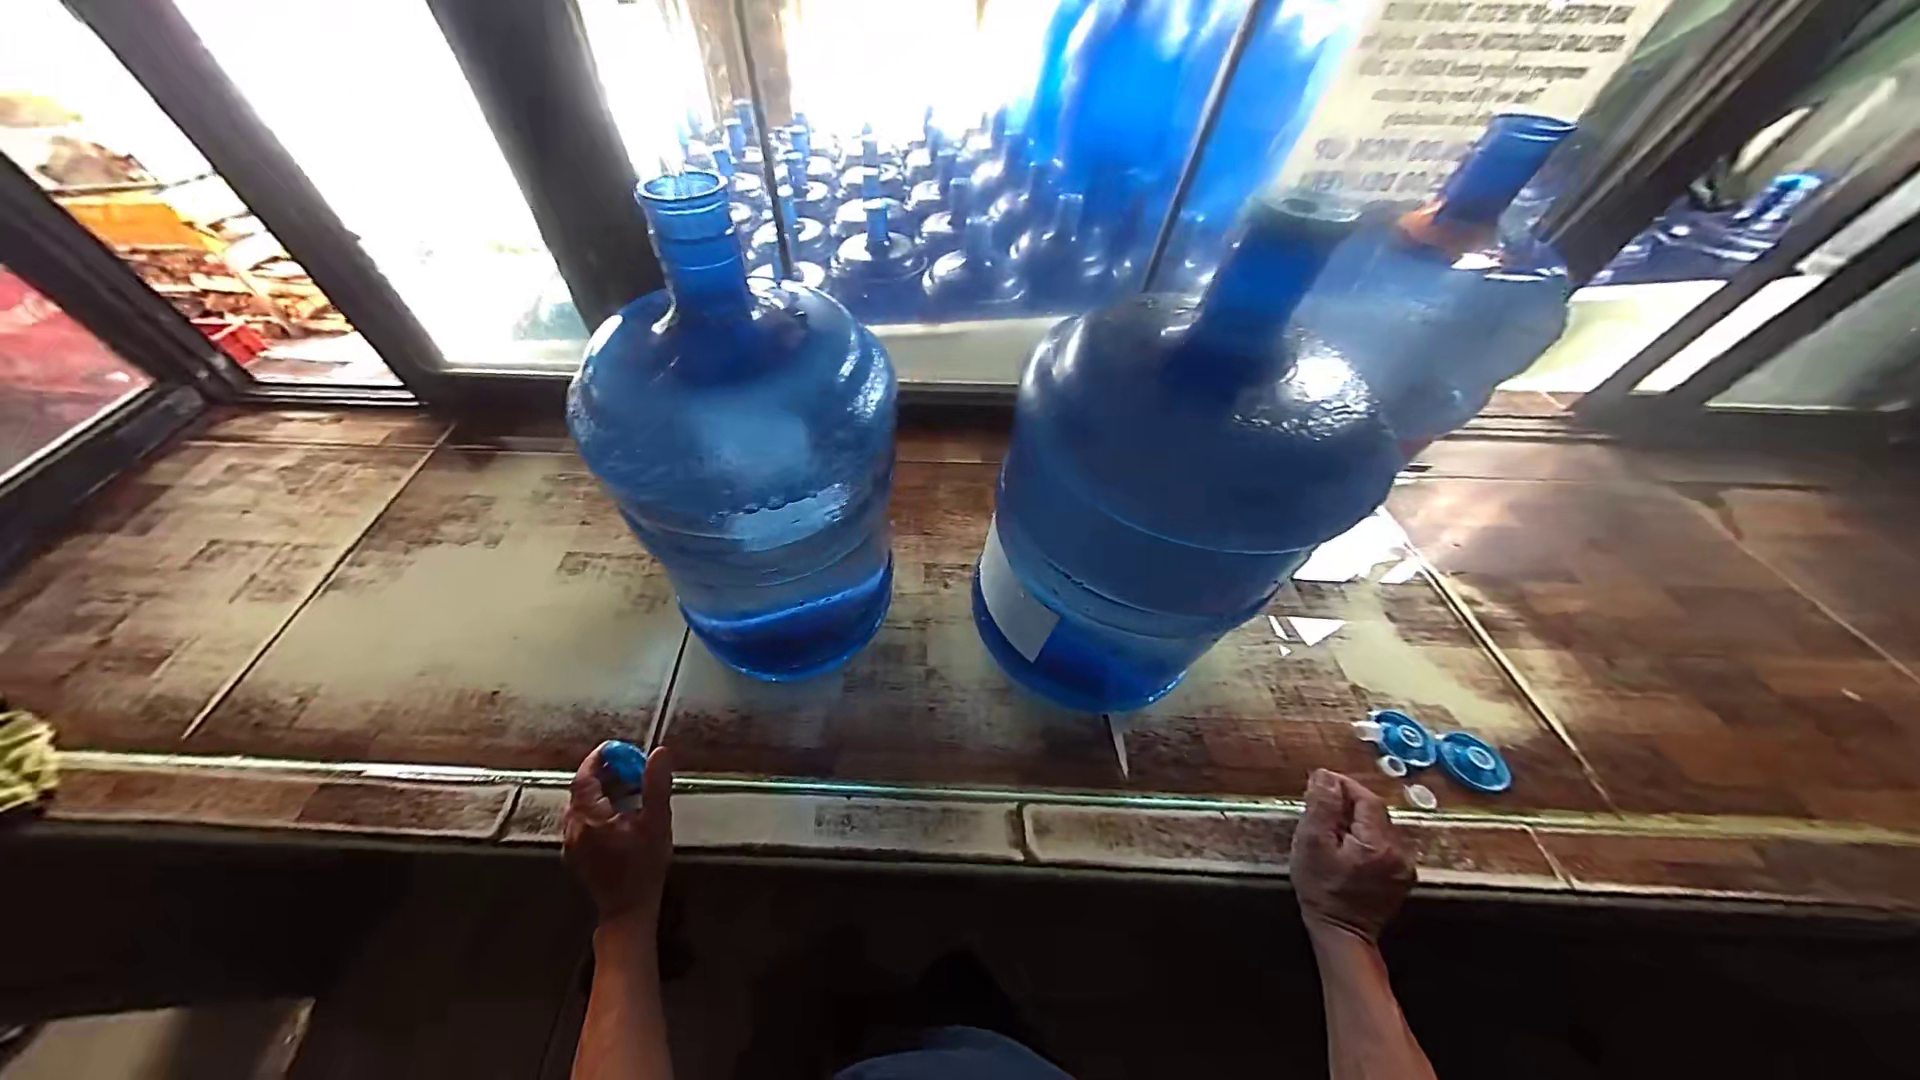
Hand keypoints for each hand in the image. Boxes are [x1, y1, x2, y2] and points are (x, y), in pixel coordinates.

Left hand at [564, 742, 673, 925]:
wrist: (628, 910)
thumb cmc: (644, 865)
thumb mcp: (657, 821)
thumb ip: (656, 784)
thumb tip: (659, 752)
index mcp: (589, 818)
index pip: (585, 778)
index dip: (599, 758)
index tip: (616, 747)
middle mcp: (573, 829)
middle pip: (581, 790)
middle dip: (604, 772)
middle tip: (630, 763)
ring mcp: (572, 843)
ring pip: (582, 805)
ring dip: (603, 789)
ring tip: (630, 783)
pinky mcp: (577, 853)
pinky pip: (583, 819)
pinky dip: (600, 806)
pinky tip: (622, 809)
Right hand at [1290, 769, 1414, 943]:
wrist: (1341, 933)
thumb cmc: (1321, 887)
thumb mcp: (1312, 842)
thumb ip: (1322, 806)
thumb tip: (1326, 776)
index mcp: (1379, 844)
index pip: (1367, 799)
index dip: (1344, 786)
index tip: (1320, 781)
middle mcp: (1400, 854)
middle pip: (1374, 813)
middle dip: (1347, 802)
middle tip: (1319, 802)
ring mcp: (1403, 868)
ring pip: (1378, 828)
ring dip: (1354, 819)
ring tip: (1328, 823)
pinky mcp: (1400, 878)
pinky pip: (1381, 844)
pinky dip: (1362, 836)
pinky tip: (1343, 843)